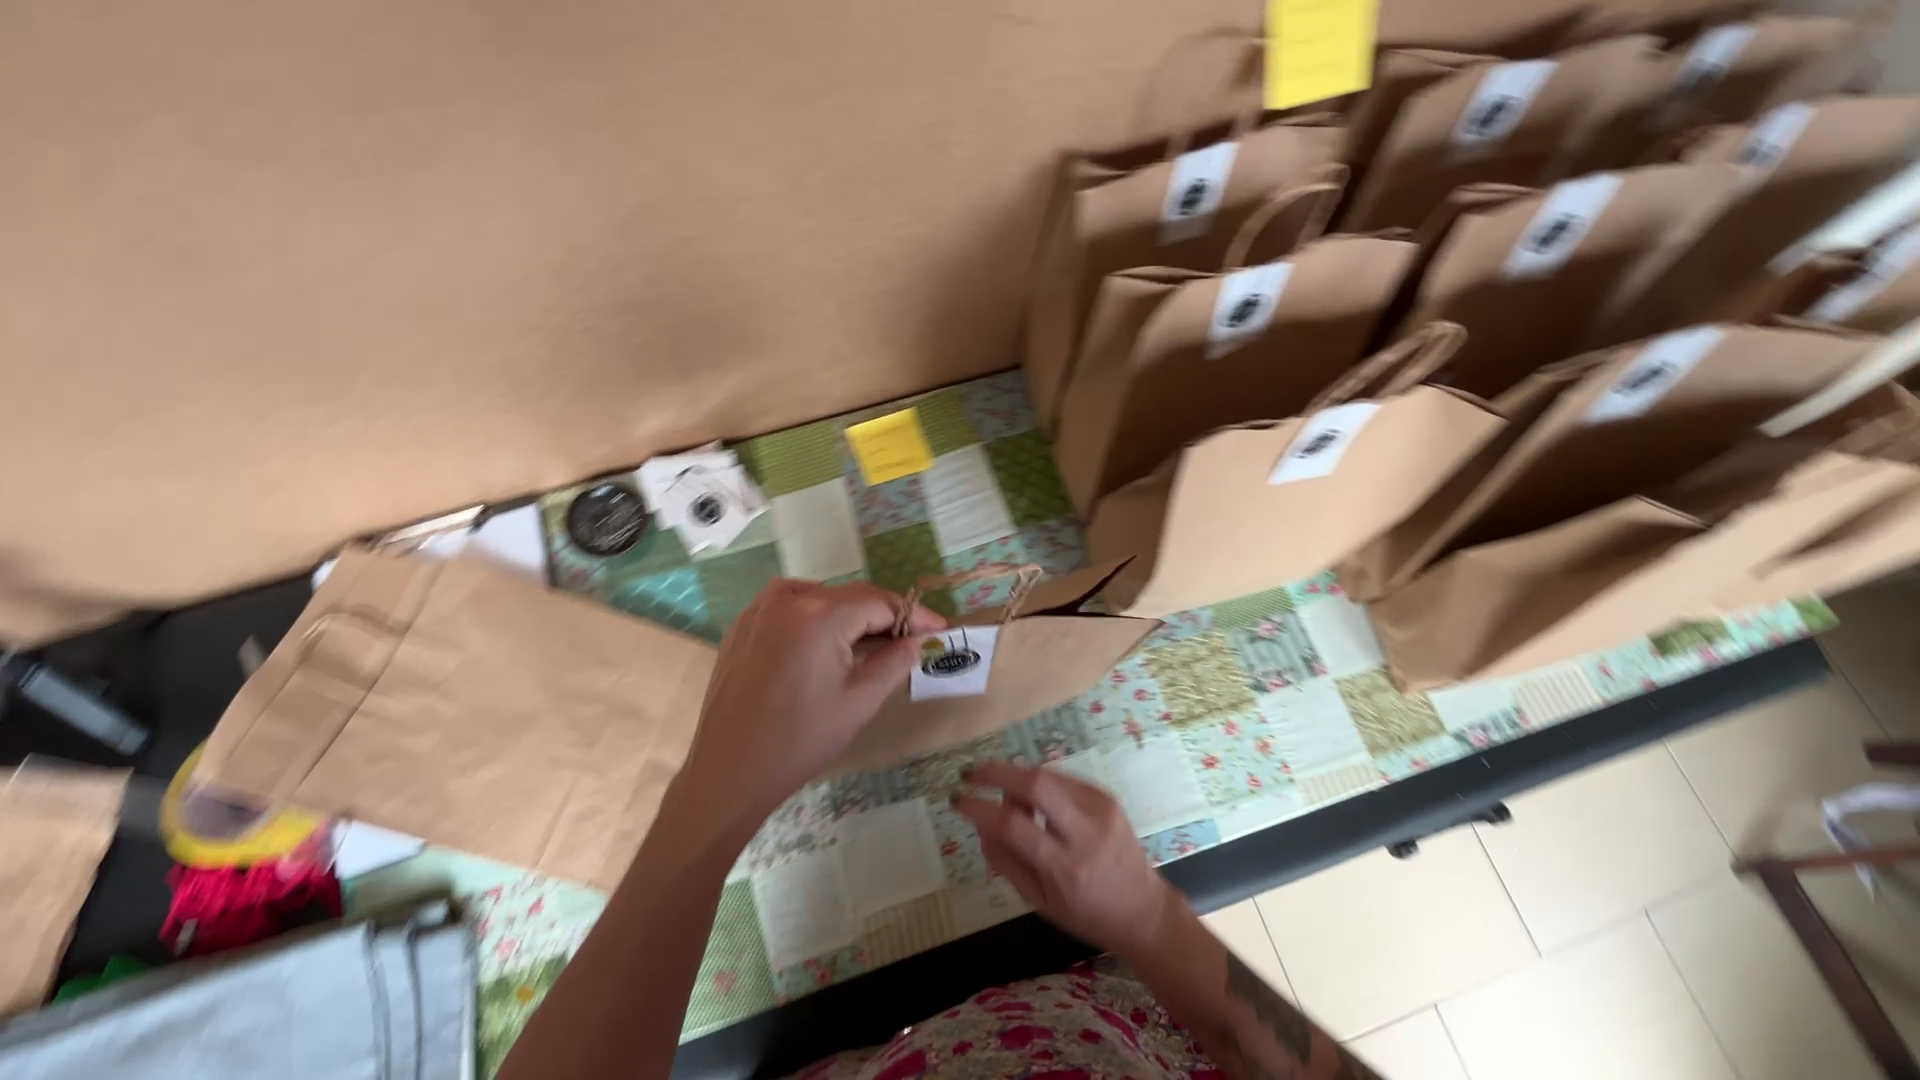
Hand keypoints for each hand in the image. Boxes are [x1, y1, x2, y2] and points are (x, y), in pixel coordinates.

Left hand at [685, 580, 944, 812]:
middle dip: (883, 614)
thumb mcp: (860, 701)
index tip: (940, 629)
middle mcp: (788, 599)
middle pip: (850, 596)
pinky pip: (789, 607)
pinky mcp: (742, 626)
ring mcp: (759, 609)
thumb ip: (895, 661)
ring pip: (820, 597)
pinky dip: (814, 615)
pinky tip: (824, 642)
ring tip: (870, 643)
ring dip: (849, 613)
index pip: (880, 601)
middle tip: (911, 639)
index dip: (913, 614)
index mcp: (821, 615)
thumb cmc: (801, 739)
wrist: (730, 770)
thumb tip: (917, 640)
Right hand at [953, 763, 1182, 958]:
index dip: (980, 808)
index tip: (958, 801)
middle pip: (1036, 783)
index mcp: (1065, 868)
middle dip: (997, 773)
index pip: (1014, 826)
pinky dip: (1041, 784)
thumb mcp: (1039, 901)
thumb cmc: (1087, 915)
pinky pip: (1064, 780)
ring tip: (1005, 797)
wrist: (1144, 910)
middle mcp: (1086, 833)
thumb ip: (1006, 861)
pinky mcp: (1108, 798)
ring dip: (1017, 779)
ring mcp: (1102, 810)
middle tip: (972, 775)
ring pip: (1048, 775)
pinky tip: (1034, 800)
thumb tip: (979, 824)